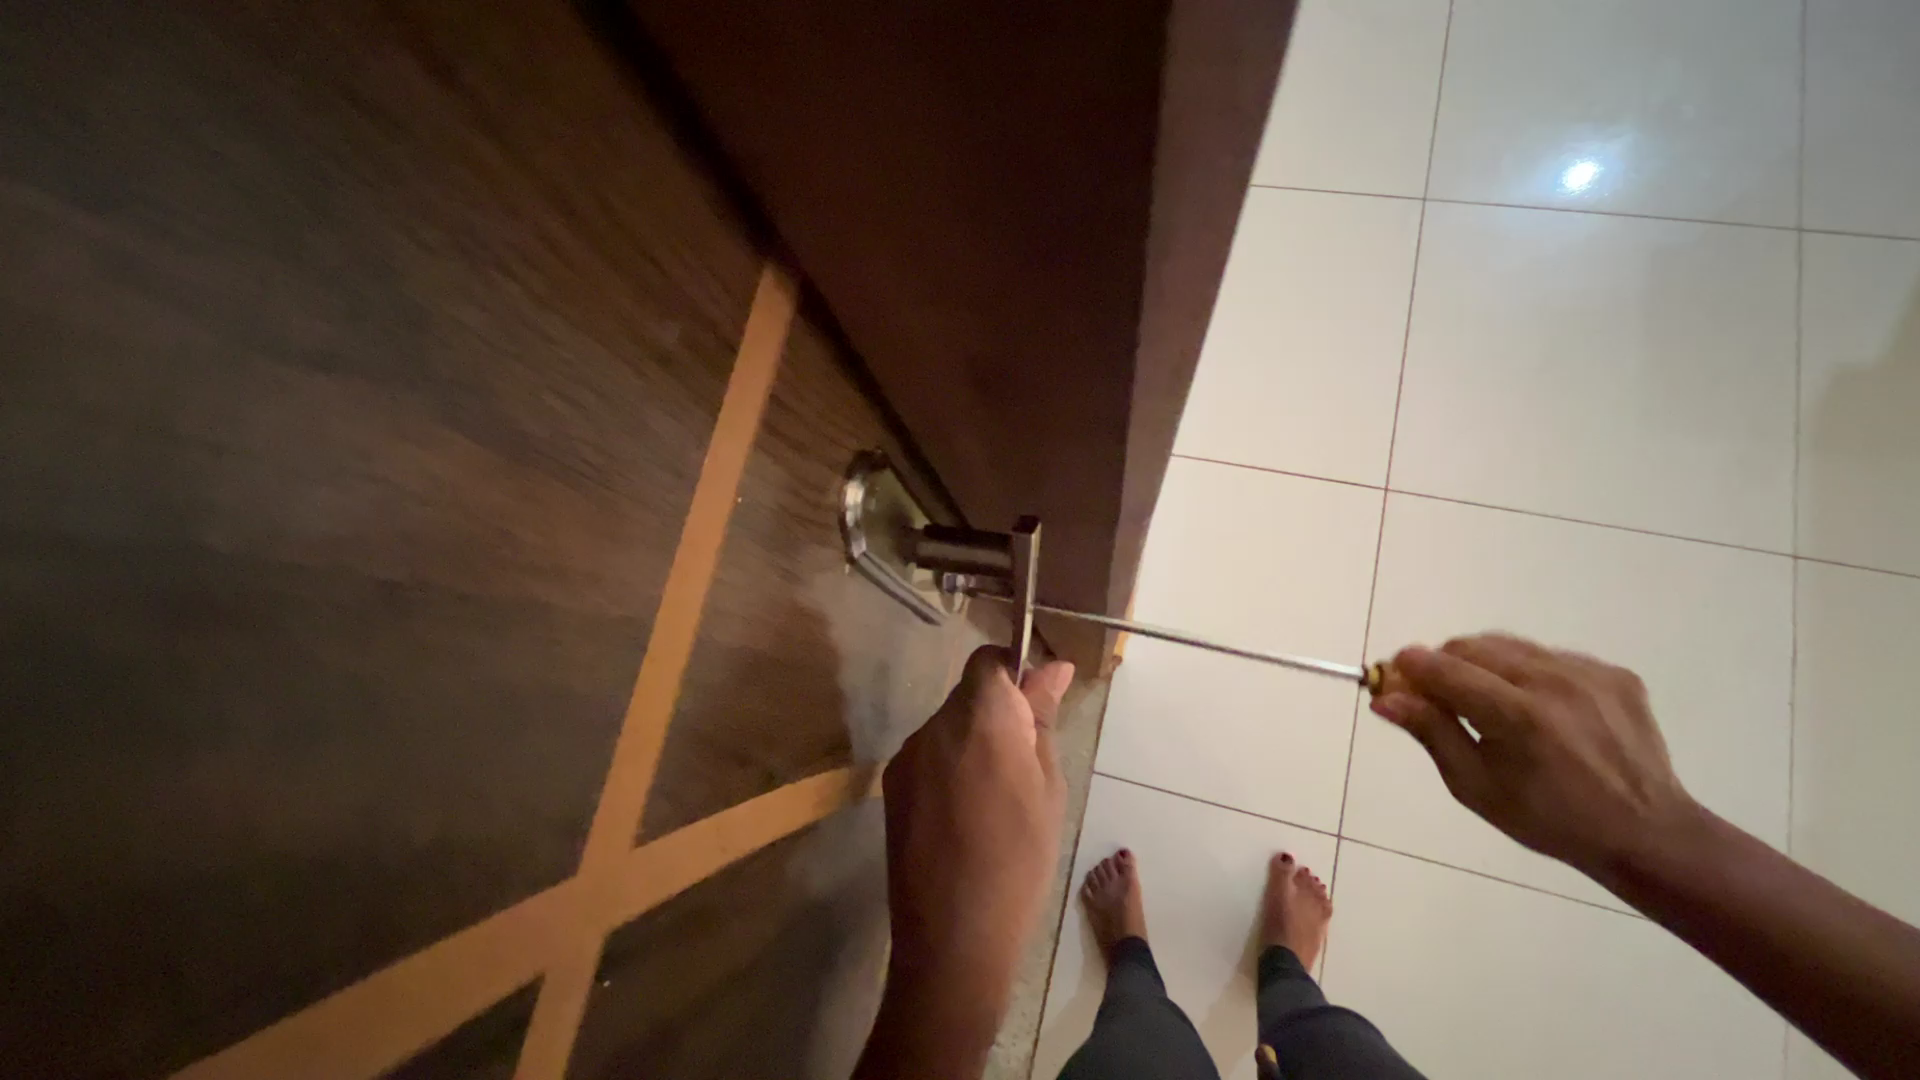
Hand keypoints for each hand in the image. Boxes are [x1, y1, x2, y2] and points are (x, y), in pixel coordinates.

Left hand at [879, 647, 1073, 1003]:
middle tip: (1026, 756)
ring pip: (949, 724)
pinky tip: (965, 810)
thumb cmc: (1019, 860)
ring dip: (974, 738)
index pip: (989, 660)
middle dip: (998, 709)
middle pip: (969, 692)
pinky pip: (929, 753)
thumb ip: (1042, 719)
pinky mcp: (892, 783)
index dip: (1015, 669)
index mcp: (981, 719)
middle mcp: (935, 725)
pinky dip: (951, 763)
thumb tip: (1052, 669)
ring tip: (996, 794)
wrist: (952, 935)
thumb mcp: (1047, 787)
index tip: (1038, 700)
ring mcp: (907, 755)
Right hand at [1370, 633, 1700, 877]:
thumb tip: (1385, 697)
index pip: (1443, 668)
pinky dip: (1525, 672)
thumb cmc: (1547, 818)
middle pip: (1471, 647)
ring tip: (1486, 702)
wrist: (1647, 833)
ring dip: (1481, 665)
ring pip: (1508, 646)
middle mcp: (1554, 682)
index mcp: (1518, 715)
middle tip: (1434, 696)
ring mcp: (1588, 674)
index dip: (1408, 668)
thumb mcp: (1474, 785)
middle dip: (1442, 664)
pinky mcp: (1613, 673)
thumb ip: (1430, 732)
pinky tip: (1534, 706)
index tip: (1391, 680)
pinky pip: (1548, 656)